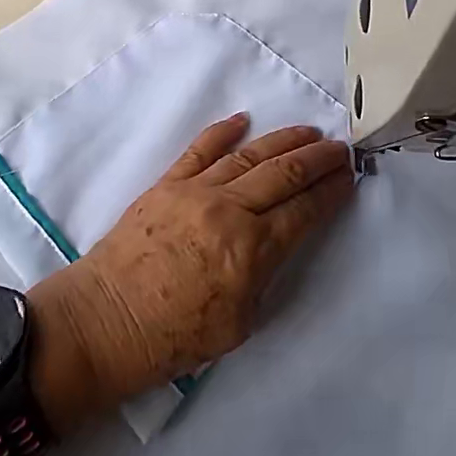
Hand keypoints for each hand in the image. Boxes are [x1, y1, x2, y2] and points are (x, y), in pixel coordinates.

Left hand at [29, 113, 352, 426]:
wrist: (106, 318)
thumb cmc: (172, 336)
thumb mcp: (238, 324)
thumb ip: (261, 278)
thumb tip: (269, 246)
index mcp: (252, 251)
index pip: (303, 212)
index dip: (330, 194)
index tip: (348, 179)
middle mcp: (227, 212)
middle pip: (283, 174)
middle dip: (317, 158)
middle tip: (339, 148)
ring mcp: (193, 192)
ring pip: (247, 156)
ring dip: (282, 141)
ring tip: (308, 131)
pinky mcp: (164, 185)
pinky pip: (198, 150)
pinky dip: (222, 132)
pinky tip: (242, 120)